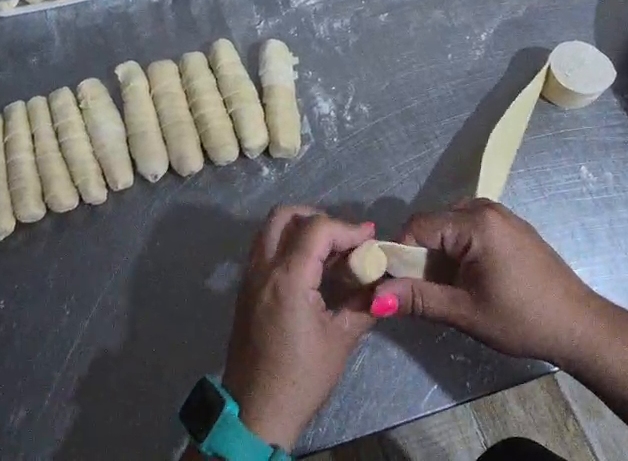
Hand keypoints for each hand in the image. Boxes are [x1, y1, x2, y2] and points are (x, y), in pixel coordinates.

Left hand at [220, 206, 377, 448]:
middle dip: (318, 218)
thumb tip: (383, 283)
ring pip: (270, 229)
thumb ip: (363, 304)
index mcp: (287, 277)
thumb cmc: (301, 378)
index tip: (370, 240)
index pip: (317, 228)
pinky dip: (286, 244)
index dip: (347, 228)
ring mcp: (249, 276)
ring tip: (328, 252)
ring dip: (299, 229)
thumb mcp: (340, 340)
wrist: (256, 411)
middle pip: (286, 216)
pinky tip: (309, 268)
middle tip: (344, 239)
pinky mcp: (245, 288)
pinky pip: (263, 248)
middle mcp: (263, 268)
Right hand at [373, 199, 606, 363]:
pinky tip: (472, 279)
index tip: (400, 283)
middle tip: (429, 291)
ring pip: (451, 226)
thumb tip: (376, 297)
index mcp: (475, 222)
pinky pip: (471, 228)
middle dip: (423, 255)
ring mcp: (502, 215)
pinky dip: (461, 249)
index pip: (418, 225)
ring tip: (452, 288)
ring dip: (442, 253)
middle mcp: (487, 208)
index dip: (402, 253)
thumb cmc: (523, 319)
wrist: (581, 327)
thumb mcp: (465, 312)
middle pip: (434, 223)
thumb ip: (419, 299)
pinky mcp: (512, 227)